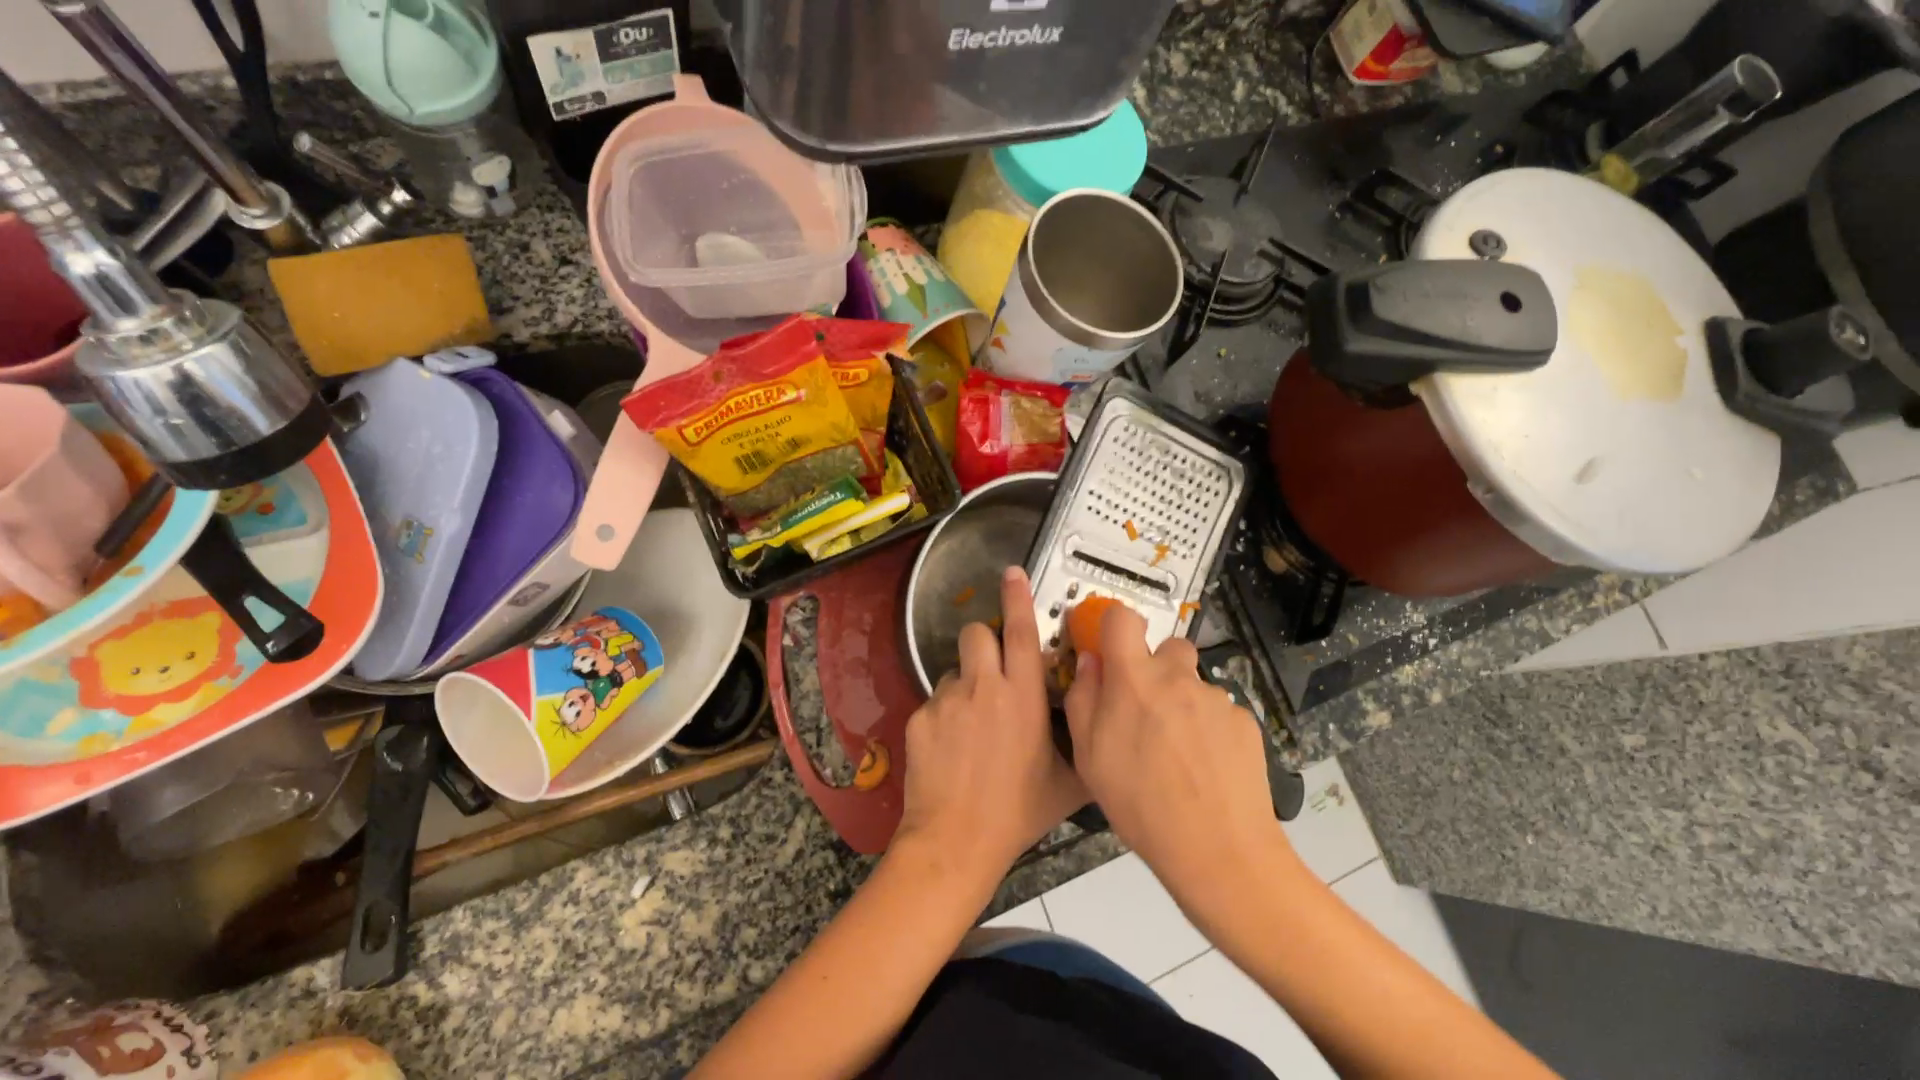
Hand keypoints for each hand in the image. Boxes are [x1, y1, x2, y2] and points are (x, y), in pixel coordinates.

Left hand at [893, 567, 1089, 883]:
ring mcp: (946, 701)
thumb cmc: (1019, 812)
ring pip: (954, 670)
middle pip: (978, 634)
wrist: (956, 840)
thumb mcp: (1069, 782)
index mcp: (1023, 696)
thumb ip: (1086, 744)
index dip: (1018, 597)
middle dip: (986, 642)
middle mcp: (983, 687)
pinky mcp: (919, 719)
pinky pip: (934, 703)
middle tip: (994, 671)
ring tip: (973, 724)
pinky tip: (950, 751)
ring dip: (966, 684)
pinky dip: (944, 717)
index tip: (1012, 572)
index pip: (1021, 631)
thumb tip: (1101, 725)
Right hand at [1062, 603, 1294, 917]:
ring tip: (1178, 755)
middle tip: (1147, 713)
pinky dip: (1210, 731)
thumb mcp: (1088, 758)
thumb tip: (1090, 663)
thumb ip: (1083, 700)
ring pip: (1194, 685)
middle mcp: (1178, 678)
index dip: (1115, 626)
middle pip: (1168, 648)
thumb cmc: (1139, 805)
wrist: (1217, 848)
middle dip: (1156, 670)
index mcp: (1134, 681)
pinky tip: (1206, 770)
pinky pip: (1219, 713)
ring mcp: (1216, 699)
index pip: (1123, 618)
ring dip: (1183, 704)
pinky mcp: (1244, 723)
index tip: (1112, 652)